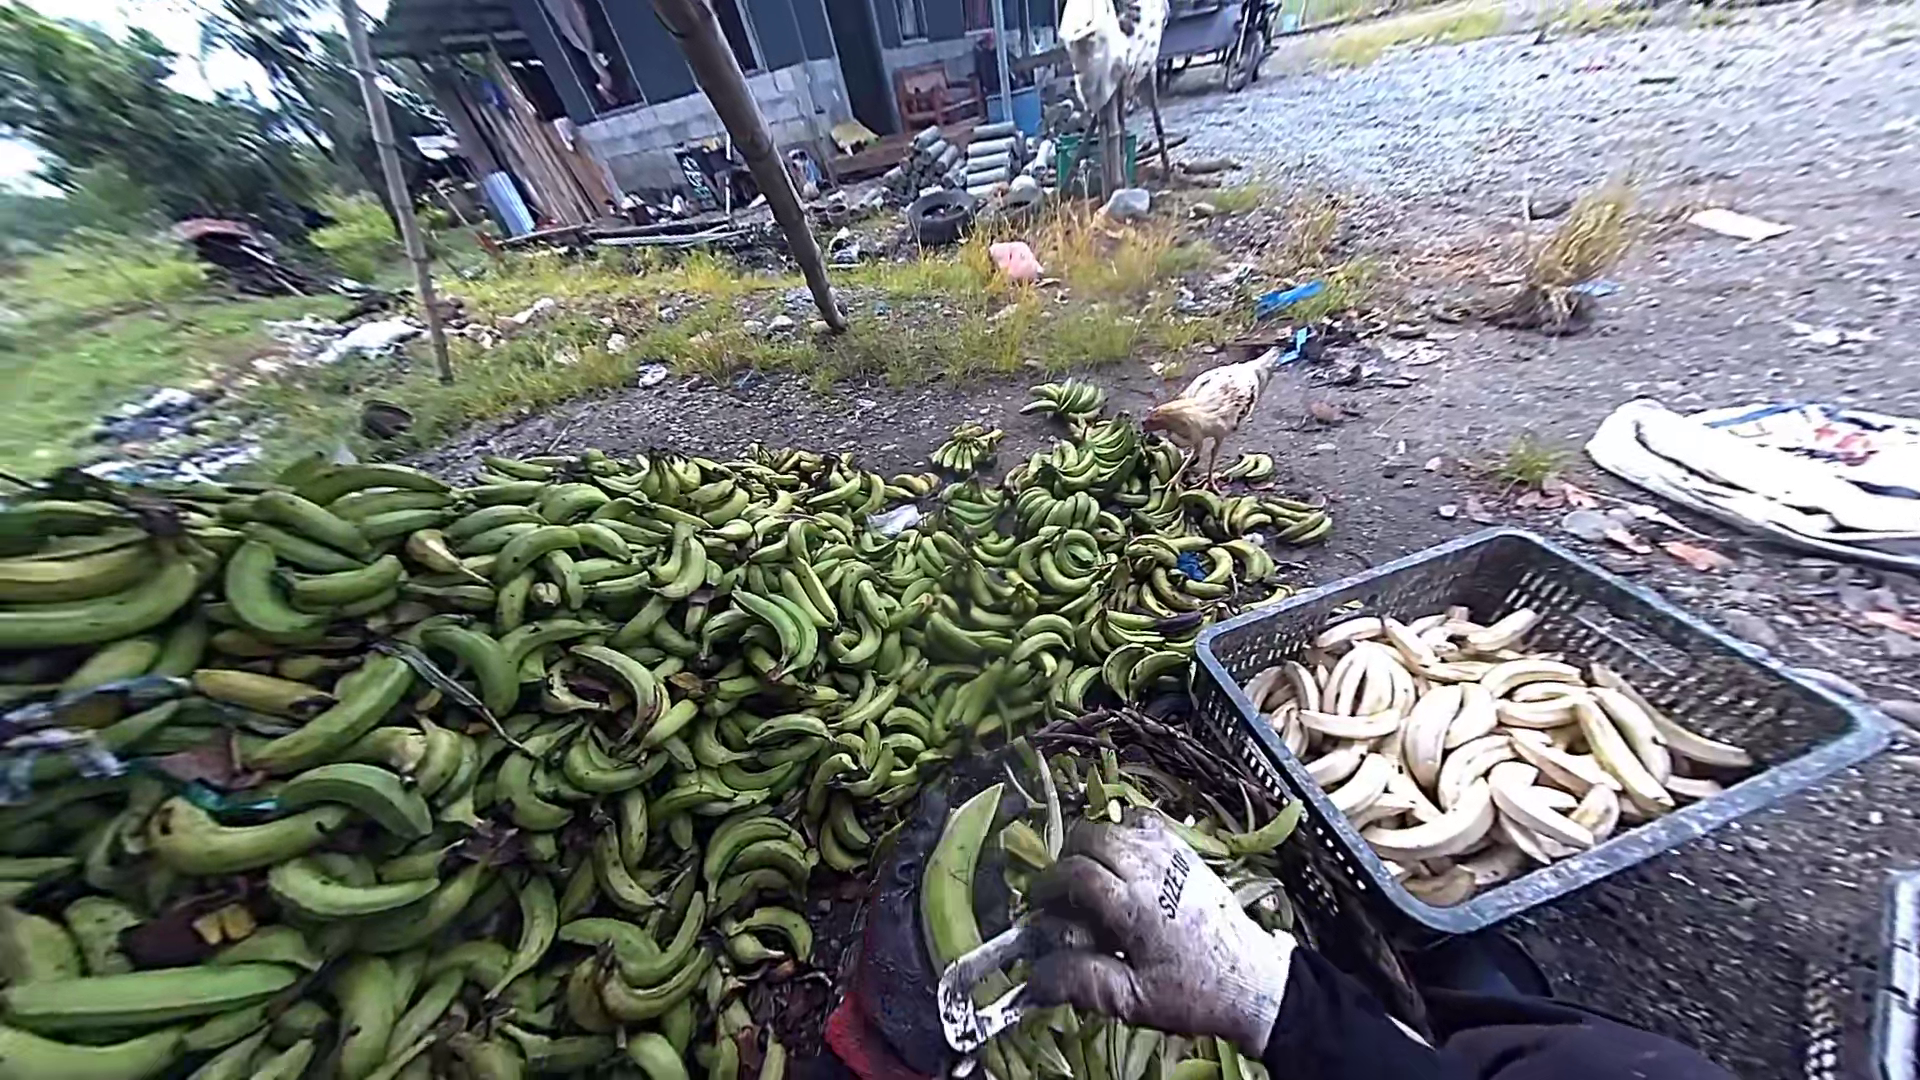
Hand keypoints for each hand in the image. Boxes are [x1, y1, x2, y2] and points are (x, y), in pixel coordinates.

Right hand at [1024, 812, 1294, 1055]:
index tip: (1040, 901)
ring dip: (1090, 844)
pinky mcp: (1179, 844)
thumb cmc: (1191, 992)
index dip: (1050, 884)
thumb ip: (1083, 983)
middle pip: (1088, 837)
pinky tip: (1122, 856)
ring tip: (1090, 873)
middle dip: (1066, 858)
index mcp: (1134, 908)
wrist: (1251, 979)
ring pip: (1110, 824)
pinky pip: (1139, 818)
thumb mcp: (1135, 1001)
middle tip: (1063, 887)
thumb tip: (1034, 976)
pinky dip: (1121, 828)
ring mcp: (1165, 850)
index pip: (1076, 874)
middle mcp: (1147, 868)